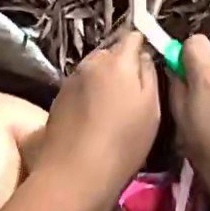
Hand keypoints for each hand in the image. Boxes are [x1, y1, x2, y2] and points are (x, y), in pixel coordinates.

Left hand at [28, 31, 159, 210]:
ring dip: (104, 78)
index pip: (132, 36)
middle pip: (111, 52)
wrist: (74, 173)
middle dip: (122, 63)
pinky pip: (81, 84)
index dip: (142, 45)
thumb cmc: (123, 142)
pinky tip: (94, 116)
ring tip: (113, 105)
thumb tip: (143, 54)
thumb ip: (148, 73)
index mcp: (117, 61)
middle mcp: (92, 62)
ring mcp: (72, 77)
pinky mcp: (59, 95)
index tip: (148, 63)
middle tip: (133, 90)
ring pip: (95, 68)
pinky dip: (90, 92)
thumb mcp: (150, 109)